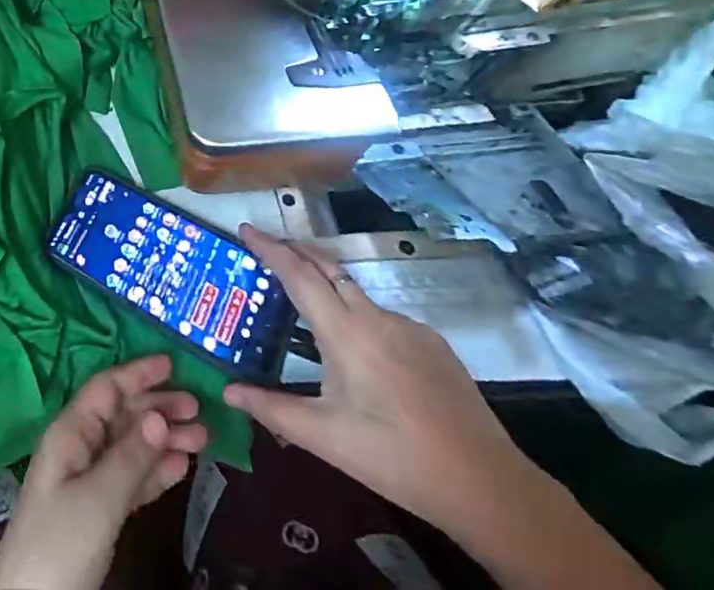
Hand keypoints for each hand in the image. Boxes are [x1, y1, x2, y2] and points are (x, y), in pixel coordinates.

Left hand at [0, 355, 207, 589]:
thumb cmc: (60, 542)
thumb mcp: (97, 498)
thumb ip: (129, 457)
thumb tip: (159, 414)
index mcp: (70, 434)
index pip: (105, 390)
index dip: (136, 373)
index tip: (172, 363)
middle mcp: (79, 448)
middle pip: (122, 415)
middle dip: (158, 407)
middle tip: (199, 409)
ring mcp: (88, 479)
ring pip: (131, 446)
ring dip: (164, 440)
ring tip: (202, 438)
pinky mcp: (98, 509)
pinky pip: (131, 478)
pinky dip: (155, 471)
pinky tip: (180, 468)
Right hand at [223, 226, 533, 531]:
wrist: (485, 485)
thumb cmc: (393, 457)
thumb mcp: (323, 436)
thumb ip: (271, 409)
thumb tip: (228, 392)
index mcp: (346, 333)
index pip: (298, 275)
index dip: (269, 248)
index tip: (245, 229)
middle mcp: (377, 318)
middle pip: (328, 268)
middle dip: (294, 251)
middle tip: (264, 247)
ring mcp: (409, 327)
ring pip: (356, 294)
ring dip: (324, 286)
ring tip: (302, 307)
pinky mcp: (432, 343)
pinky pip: (382, 317)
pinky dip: (356, 316)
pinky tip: (356, 352)